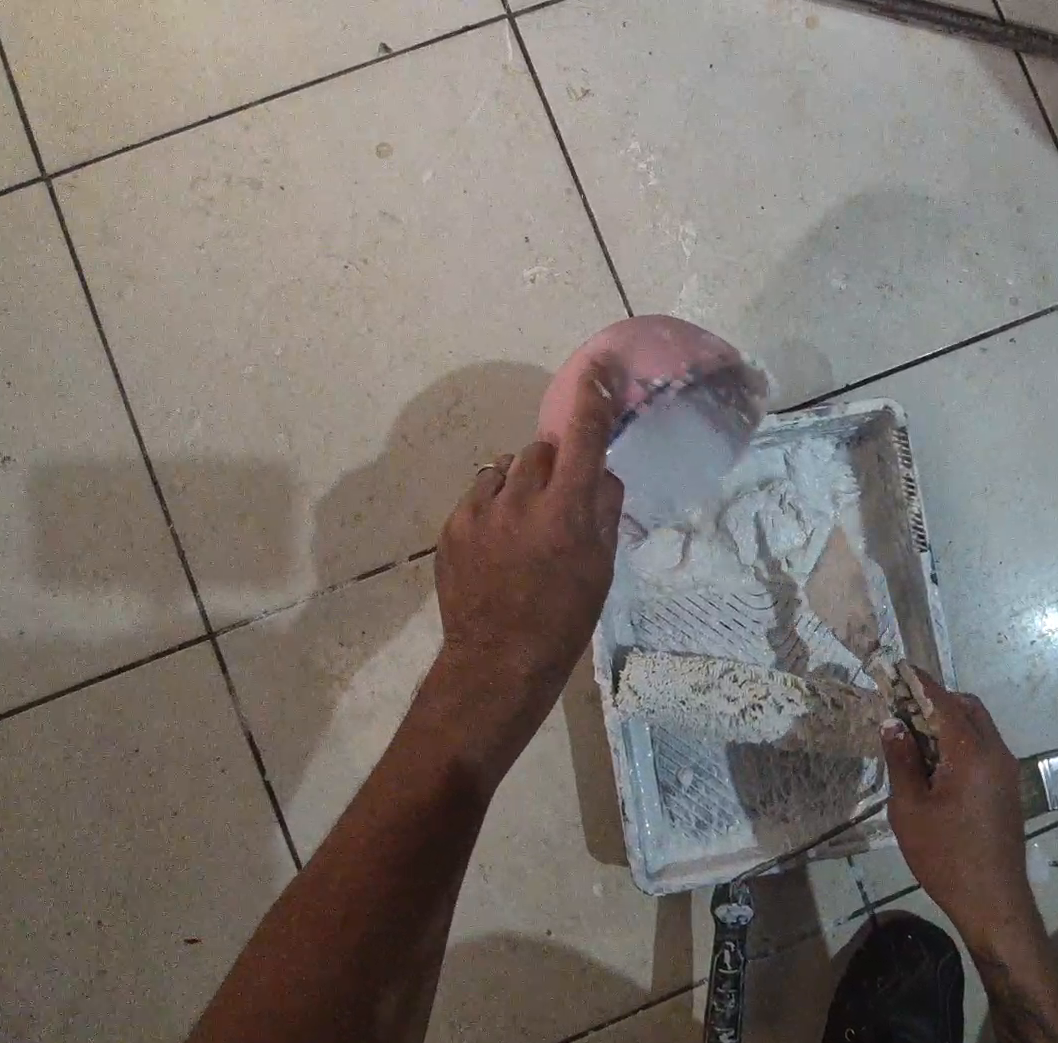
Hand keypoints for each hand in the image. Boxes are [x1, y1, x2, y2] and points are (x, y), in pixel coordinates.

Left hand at [431, 359, 624, 741]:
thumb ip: (604, 511)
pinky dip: (496, 504)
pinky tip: (499, 541)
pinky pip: (481, 493)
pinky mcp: (453, 525)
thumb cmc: (564, 619)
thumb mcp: (601, 568)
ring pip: (508, 468)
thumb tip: (600, 474)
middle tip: (561, 502)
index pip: (584, 436)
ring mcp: (481, 510)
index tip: (600, 366)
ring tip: (526, 523)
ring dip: (523, 482)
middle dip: (557, 464)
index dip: (594, 396)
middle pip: (542, 449)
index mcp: (568, 511)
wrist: (498, 660)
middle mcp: (523, 499)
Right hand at [880, 672, 1039, 951]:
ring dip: (949, 721)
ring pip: (978, 727)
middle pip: (968, 708)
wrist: (993, 903)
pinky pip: (983, 748)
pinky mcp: (1007, 788)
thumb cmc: (945, 857)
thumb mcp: (909, 809)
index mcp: (971, 754)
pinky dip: (960, 741)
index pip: (944, 702)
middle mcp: (995, 754)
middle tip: (902, 706)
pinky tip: (934, 762)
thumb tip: (893, 723)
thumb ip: (901, 760)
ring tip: (913, 735)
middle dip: (937, 699)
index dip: (920, 683)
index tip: (899, 668)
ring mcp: (1006, 771)